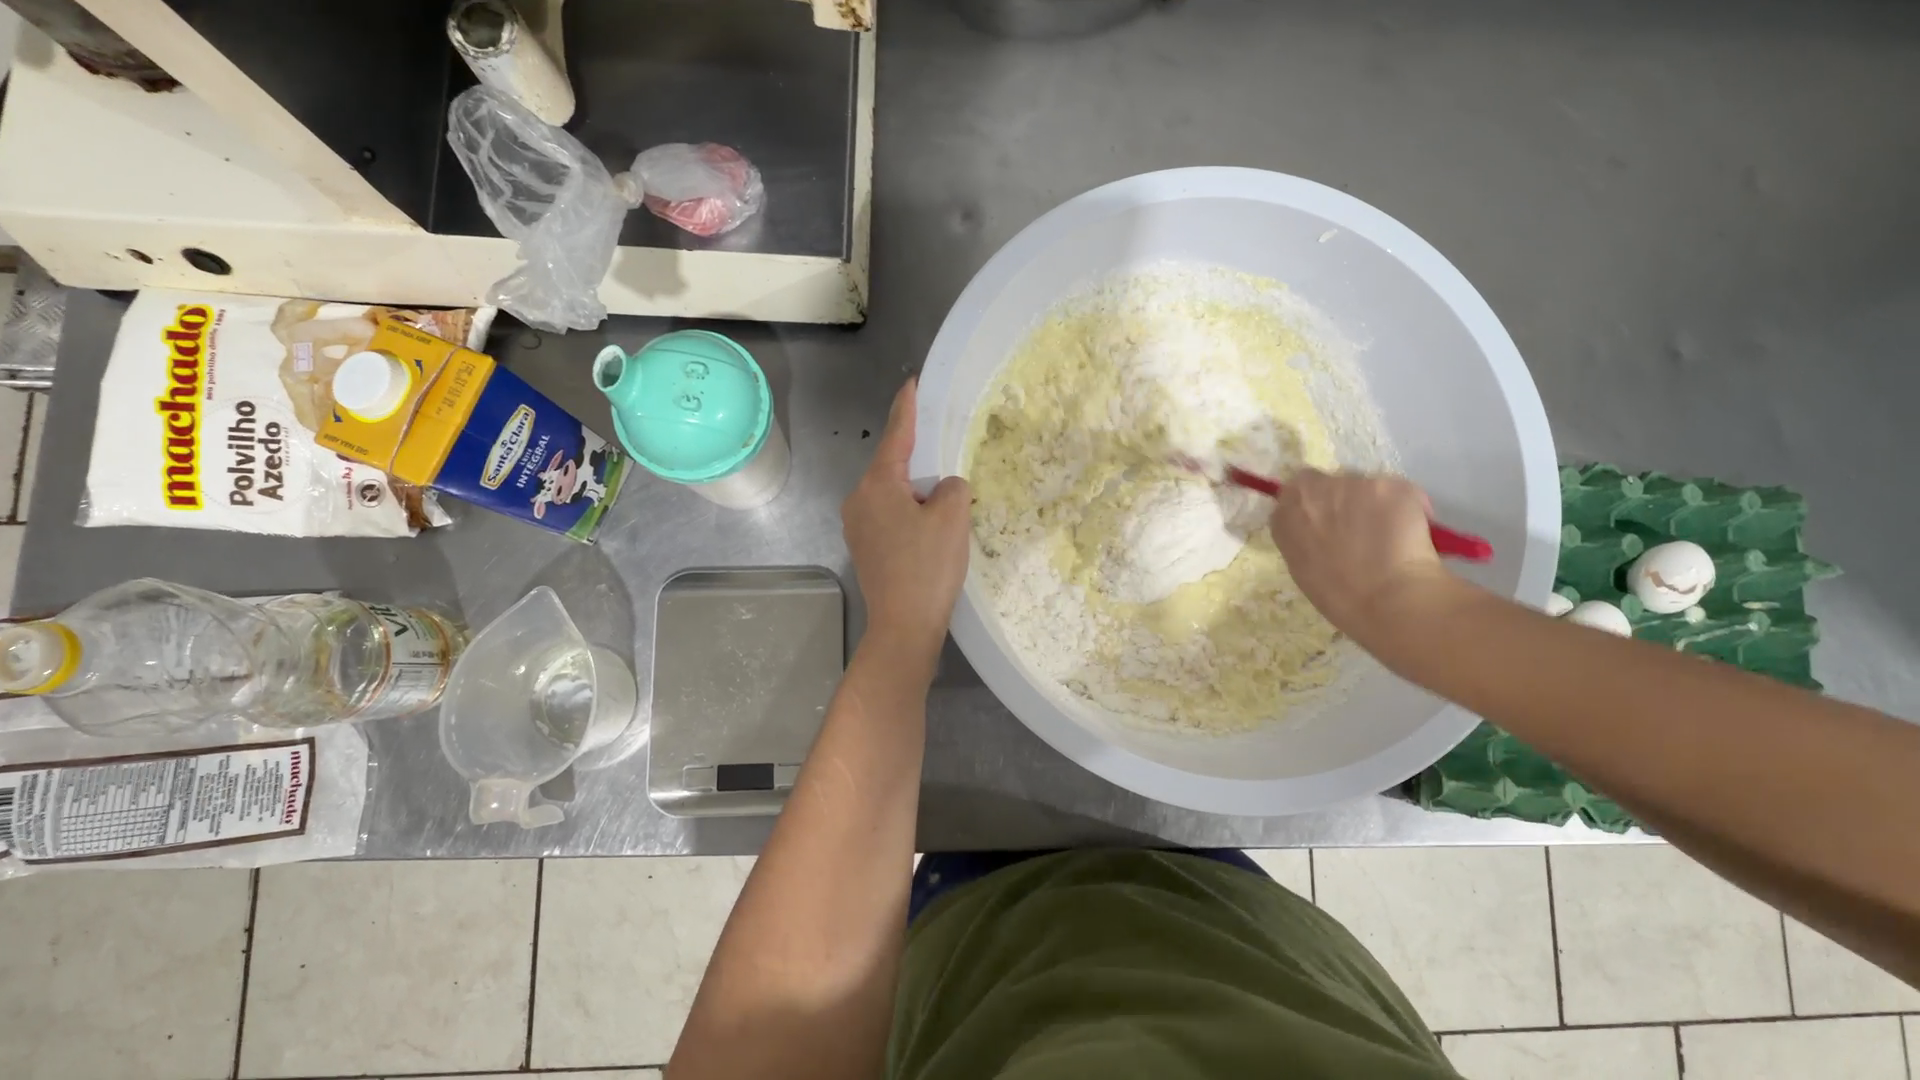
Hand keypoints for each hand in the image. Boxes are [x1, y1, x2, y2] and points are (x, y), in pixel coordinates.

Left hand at [843, 380, 971, 664]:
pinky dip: (911, 515)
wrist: (904, 627)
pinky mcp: (866, 549)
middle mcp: (859, 499)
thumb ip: (950, 488)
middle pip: (893, 467)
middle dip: (919, 460)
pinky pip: (891, 517)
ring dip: (917, 493)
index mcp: (878, 484)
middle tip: (947, 452)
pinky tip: (931, 530)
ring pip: (893, 494)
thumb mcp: (952, 517)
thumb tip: (941, 490)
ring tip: (945, 503)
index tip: (912, 382)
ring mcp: (858, 526)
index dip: (908, 407)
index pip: (897, 435)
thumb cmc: (927, 567)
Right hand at [1266, 469, 1459, 648]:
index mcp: (1285, 517)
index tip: (1329, 520)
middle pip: (1330, 481)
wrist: (1387, 600)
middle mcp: (1312, 492)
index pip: (1295, 492)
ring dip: (1375, 503)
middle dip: (1345, 498)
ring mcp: (1352, 484)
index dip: (1316, 504)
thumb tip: (1321, 531)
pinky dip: (1406, 508)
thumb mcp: (1303, 568)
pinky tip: (1411, 535)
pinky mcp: (1389, 484)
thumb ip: (1304, 538)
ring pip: (1366, 485)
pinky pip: (1399, 492)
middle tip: (1361, 526)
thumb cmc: (1341, 599)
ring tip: (1390, 536)